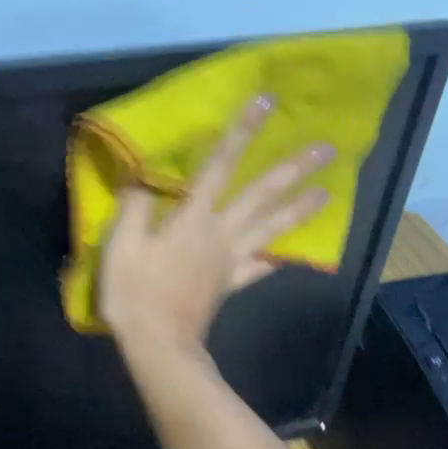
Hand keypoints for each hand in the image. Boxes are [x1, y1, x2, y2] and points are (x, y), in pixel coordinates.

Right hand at [98, 94, 332, 358]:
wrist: (157, 345)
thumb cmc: (134, 294)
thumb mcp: (121, 246)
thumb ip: (135, 207)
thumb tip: (144, 177)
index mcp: (192, 219)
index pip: (219, 166)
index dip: (240, 133)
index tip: (265, 103)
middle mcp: (219, 234)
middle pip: (260, 195)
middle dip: (292, 169)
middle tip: (326, 149)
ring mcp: (230, 261)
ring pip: (271, 228)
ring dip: (299, 208)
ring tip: (327, 192)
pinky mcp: (230, 285)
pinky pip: (260, 267)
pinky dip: (277, 257)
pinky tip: (292, 252)